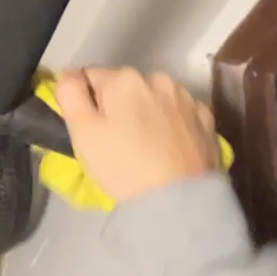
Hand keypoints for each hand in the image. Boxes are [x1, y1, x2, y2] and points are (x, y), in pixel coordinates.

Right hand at [53, 67, 218, 203]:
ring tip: (145, 146)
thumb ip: (70, 94)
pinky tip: (169, 148)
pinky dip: (172, 124)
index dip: (85, 102)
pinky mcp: (206, 119)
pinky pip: (179, 113)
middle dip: (117, 105)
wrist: (178, 201)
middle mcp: (157, 78)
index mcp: (123, 78)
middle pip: (124, 86)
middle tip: (115, 141)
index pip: (90, 77)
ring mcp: (186, 97)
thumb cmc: (123, 166)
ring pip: (154, 97)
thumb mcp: (82, 132)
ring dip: (146, 112)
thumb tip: (70, 74)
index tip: (90, 128)